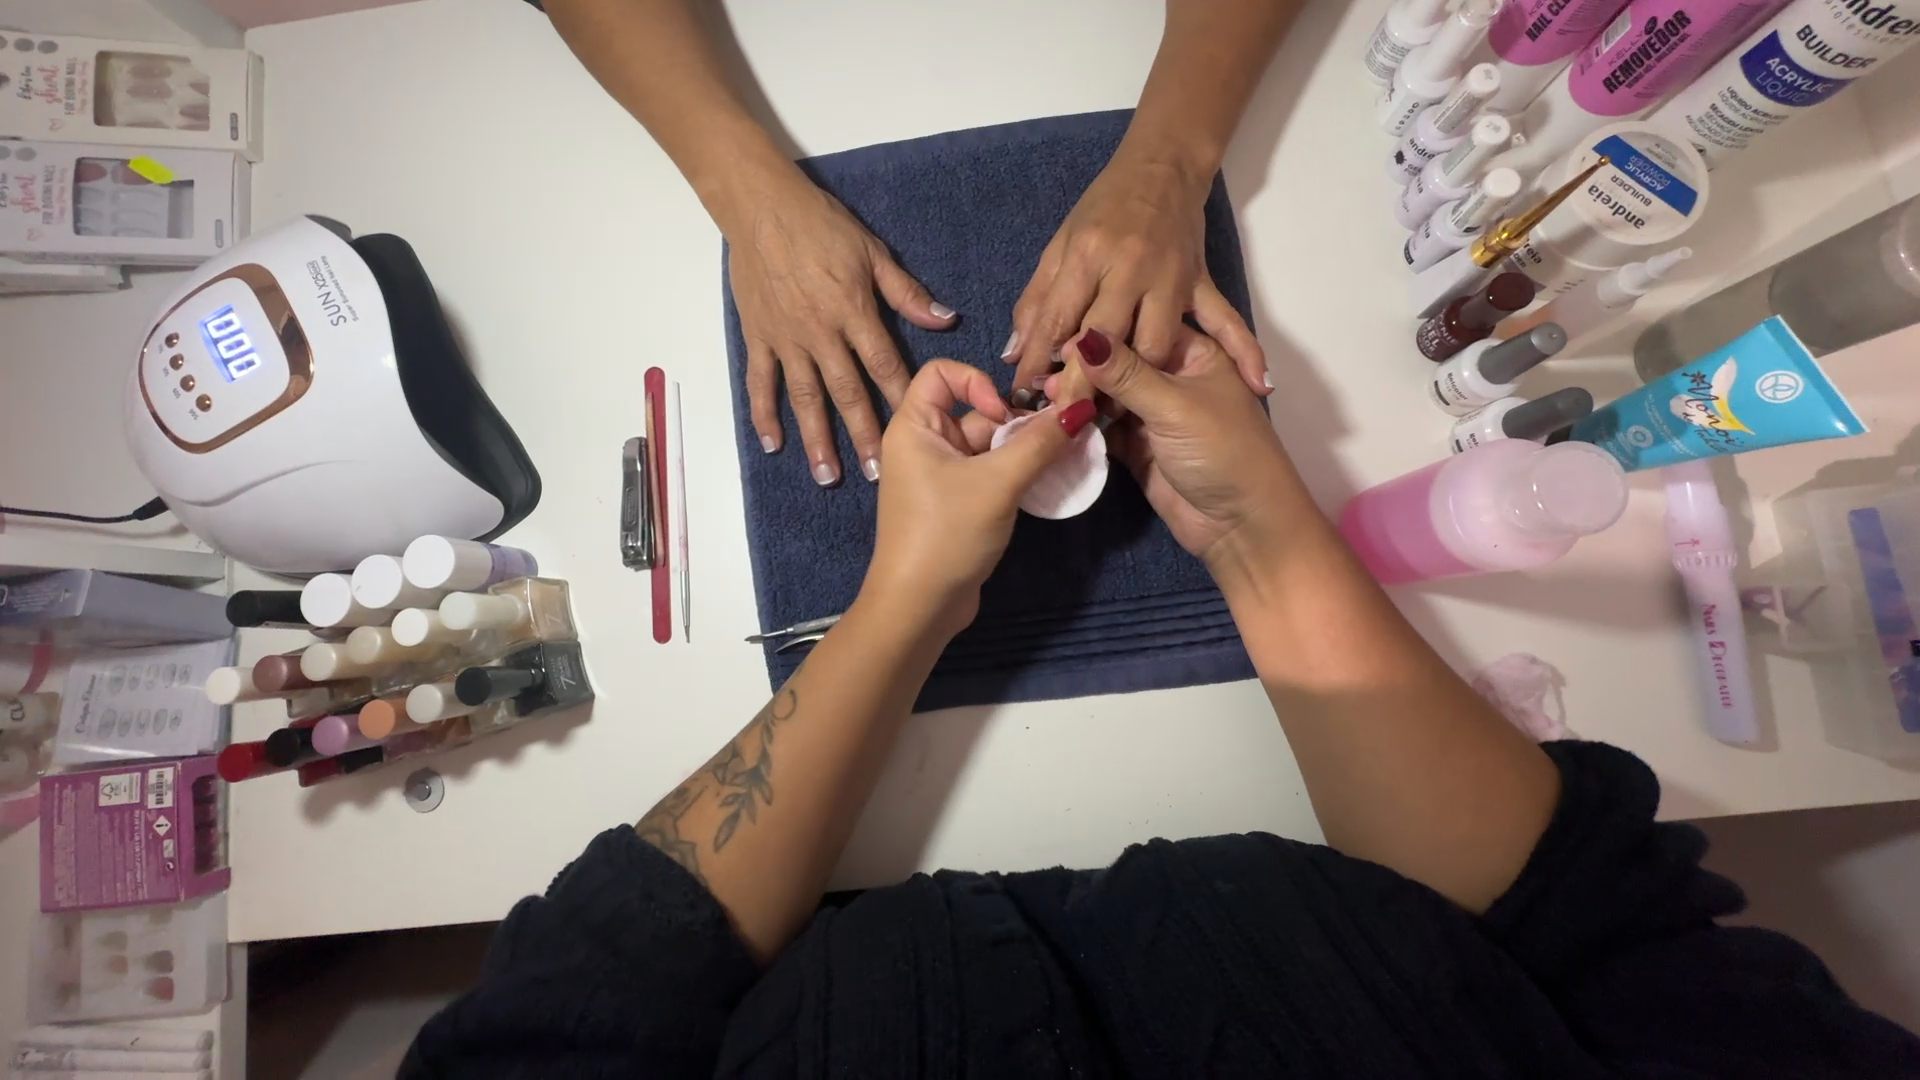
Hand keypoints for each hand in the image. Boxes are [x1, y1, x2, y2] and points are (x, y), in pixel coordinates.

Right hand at [730, 176, 955, 485]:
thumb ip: (906, 293)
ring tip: (827, 474)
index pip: (883, 365)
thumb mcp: (872, 252)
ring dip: (816, 438)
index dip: (900, 399)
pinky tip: (773, 444)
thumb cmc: (821, 224)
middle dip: (862, 435)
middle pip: (846, 393)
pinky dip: (763, 414)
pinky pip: (760, 382)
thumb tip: (945, 320)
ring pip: (804, 397)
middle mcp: (820, 334)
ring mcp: (786, 339)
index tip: (917, 434)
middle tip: (874, 474)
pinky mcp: (758, 337)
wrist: (760, 205)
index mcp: (853, 312)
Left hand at [862, 360, 1096, 634]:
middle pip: (974, 410)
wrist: (919, 606)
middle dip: (1014, 422)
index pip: (941, 372)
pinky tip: (1046, 484)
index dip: (977, 381)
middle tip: (1054, 440)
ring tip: (1060, 462)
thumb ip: (1040, 443)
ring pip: (988, 445)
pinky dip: (1016, 474)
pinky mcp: (957, 504)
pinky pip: (990, 473)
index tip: (1004, 415)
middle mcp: (923, 444)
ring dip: (1022, 451)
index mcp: (914, 427)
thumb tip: (1082, 406)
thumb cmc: (947, 533)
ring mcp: (940, 476)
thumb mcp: (997, 483)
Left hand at [1005, 154, 1269, 402]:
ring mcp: (1172, 278)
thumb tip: (1015, 357)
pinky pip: (1226, 322)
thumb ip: (1035, 304)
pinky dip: (1244, 353)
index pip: (1058, 320)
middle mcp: (1130, 267)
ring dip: (1138, 385)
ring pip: (1156, 345)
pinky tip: (1260, 385)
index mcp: (1088, 256)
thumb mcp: (1059, 249)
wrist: (1162, 166)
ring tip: (1117, 414)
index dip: (1038, 364)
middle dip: (1084, 386)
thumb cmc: (1102, 211)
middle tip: (1068, 419)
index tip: (1024, 399)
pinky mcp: (1202, 283)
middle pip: (1106, 341)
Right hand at [1070, 327, 1304, 577]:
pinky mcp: (1139, 448)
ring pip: (1108, 398)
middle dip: (1085, 370)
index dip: (1102, 334)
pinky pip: (1105, 430)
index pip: (1140, 330)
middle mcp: (1172, 379)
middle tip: (1047, 377)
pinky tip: (1057, 422)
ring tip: (1047, 399)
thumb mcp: (1174, 405)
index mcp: (1193, 354)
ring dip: (1081, 399)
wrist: (1240, 524)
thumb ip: (1126, 373)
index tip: (1062, 342)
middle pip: (1119, 364)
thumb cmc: (1222, 451)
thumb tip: (1083, 336)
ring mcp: (1154, 415)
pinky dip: (1084, 427)